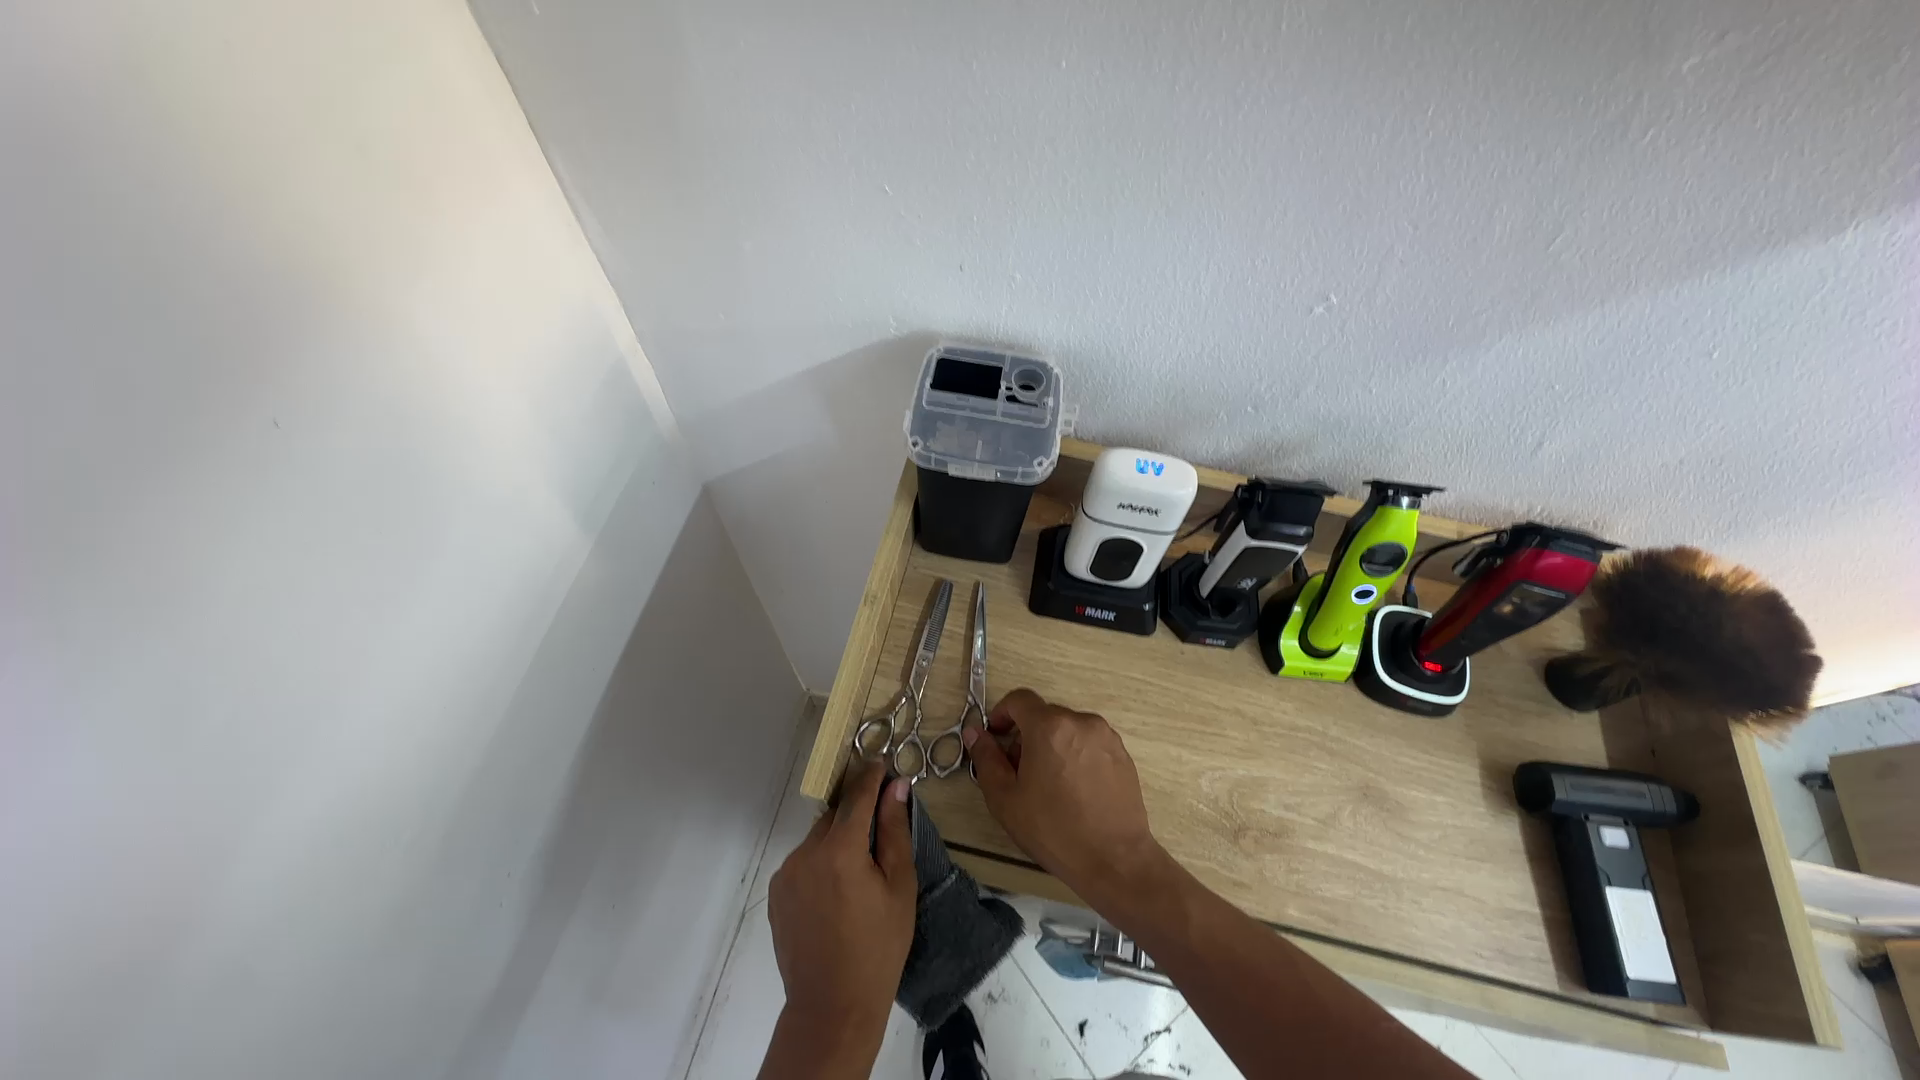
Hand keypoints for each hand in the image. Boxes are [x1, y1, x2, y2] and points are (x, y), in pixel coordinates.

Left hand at [766, 761, 916, 1033]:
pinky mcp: (776, 893)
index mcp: (840, 850)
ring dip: (837, 842)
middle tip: (880, 829)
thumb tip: (896, 787)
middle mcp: (806, 853)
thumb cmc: (879, 947)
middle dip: (857, 814)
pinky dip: (820, 865)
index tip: (883, 762)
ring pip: (817, 840)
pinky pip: (803, 863)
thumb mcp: (900, 887)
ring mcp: (786, 873)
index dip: (871, 776)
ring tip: (859, 875)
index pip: (857, 796)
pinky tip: (836, 894)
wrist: (832, 1005)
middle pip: (835, 817)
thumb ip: (895, 832)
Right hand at [964, 688, 1170, 908]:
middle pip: (1044, 715)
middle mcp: (1081, 721)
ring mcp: (1106, 737)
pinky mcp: (1122, 754)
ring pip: (1068, 730)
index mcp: (1049, 726)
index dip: (1001, 713)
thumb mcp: (1005, 798)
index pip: (1019, 699)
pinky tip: (1074, 791)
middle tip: (1018, 771)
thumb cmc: (1053, 829)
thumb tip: (975, 732)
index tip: (995, 737)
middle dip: (1026, 735)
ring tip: (1048, 785)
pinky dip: (1075, 756)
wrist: (1114, 859)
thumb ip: (986, 758)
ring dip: (1052, 745)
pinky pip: (1089, 744)